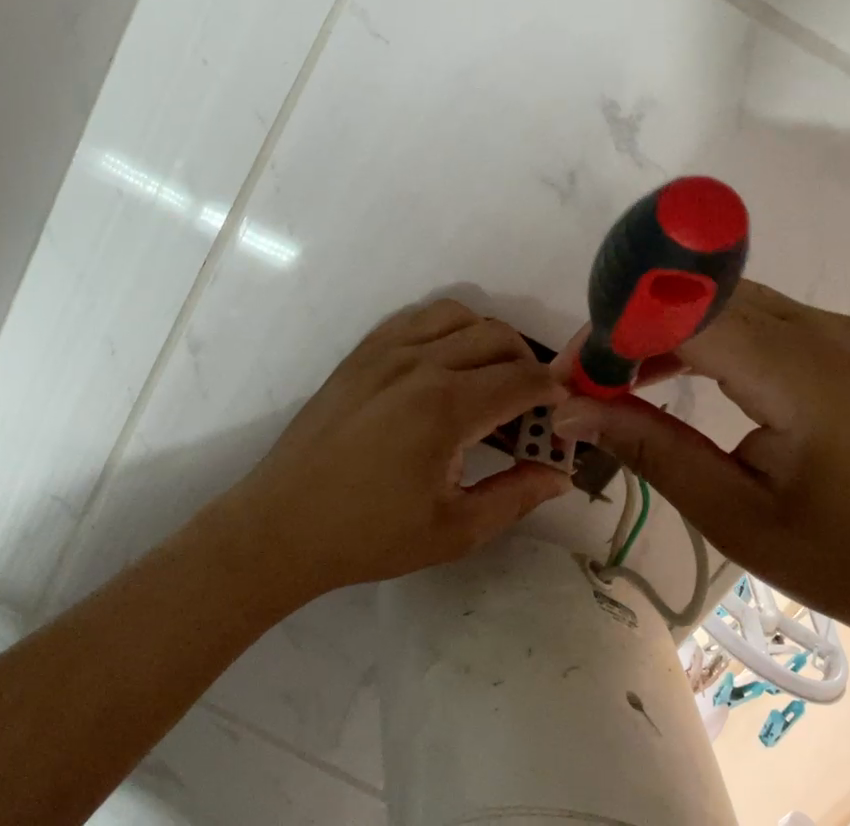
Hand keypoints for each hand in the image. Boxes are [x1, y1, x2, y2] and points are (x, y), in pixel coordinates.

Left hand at [217, 299, 573, 600]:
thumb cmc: (370, 535)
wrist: (284, 525)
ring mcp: (384, 351)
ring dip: (487, 339)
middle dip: (528, 364)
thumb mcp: (455, 530)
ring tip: (489, 382)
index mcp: (445, 406)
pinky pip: (415, 318)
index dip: (555, 392)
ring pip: (457, 314)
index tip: (565, 413)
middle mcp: (418, 363)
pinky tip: (444, 367)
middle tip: (530, 407)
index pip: (523, 379)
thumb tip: (562, 475)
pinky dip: (444, 329)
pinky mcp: (359, 354)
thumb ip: (516, 496)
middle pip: (497, 336)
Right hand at [551, 281, 849, 650]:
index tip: (570, 378)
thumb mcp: (738, 518)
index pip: (686, 314)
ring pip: (735, 303)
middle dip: (634, 328)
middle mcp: (832, 333)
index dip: (616, 333)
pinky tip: (687, 379)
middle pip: (707, 297)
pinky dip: (714, 339)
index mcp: (807, 376)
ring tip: (624, 383)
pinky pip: (768, 321)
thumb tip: (570, 413)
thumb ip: (651, 450)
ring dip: (671, 330)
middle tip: (588, 384)